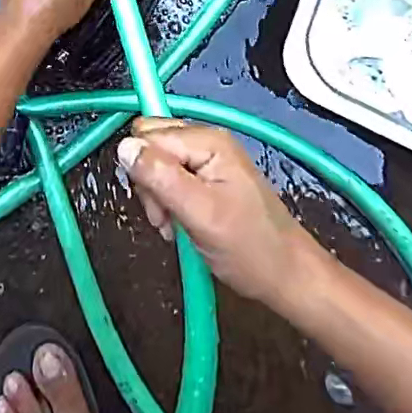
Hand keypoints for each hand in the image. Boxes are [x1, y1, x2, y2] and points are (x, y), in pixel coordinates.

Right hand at [115, 118, 326, 306]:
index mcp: (208, 140)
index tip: (161, 209)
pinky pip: (170, 176)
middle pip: (150, 143)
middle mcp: (206, 140)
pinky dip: (167, 201)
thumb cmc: (249, 248)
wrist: (287, 276)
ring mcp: (207, 157)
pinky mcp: (206, 176)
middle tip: (167, 216)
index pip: (149, 136)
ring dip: (157, 195)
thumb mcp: (201, 215)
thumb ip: (162, 178)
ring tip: (176, 225)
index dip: (145, 172)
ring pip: (156, 161)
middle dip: (149, 181)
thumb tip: (124, 146)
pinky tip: (180, 223)